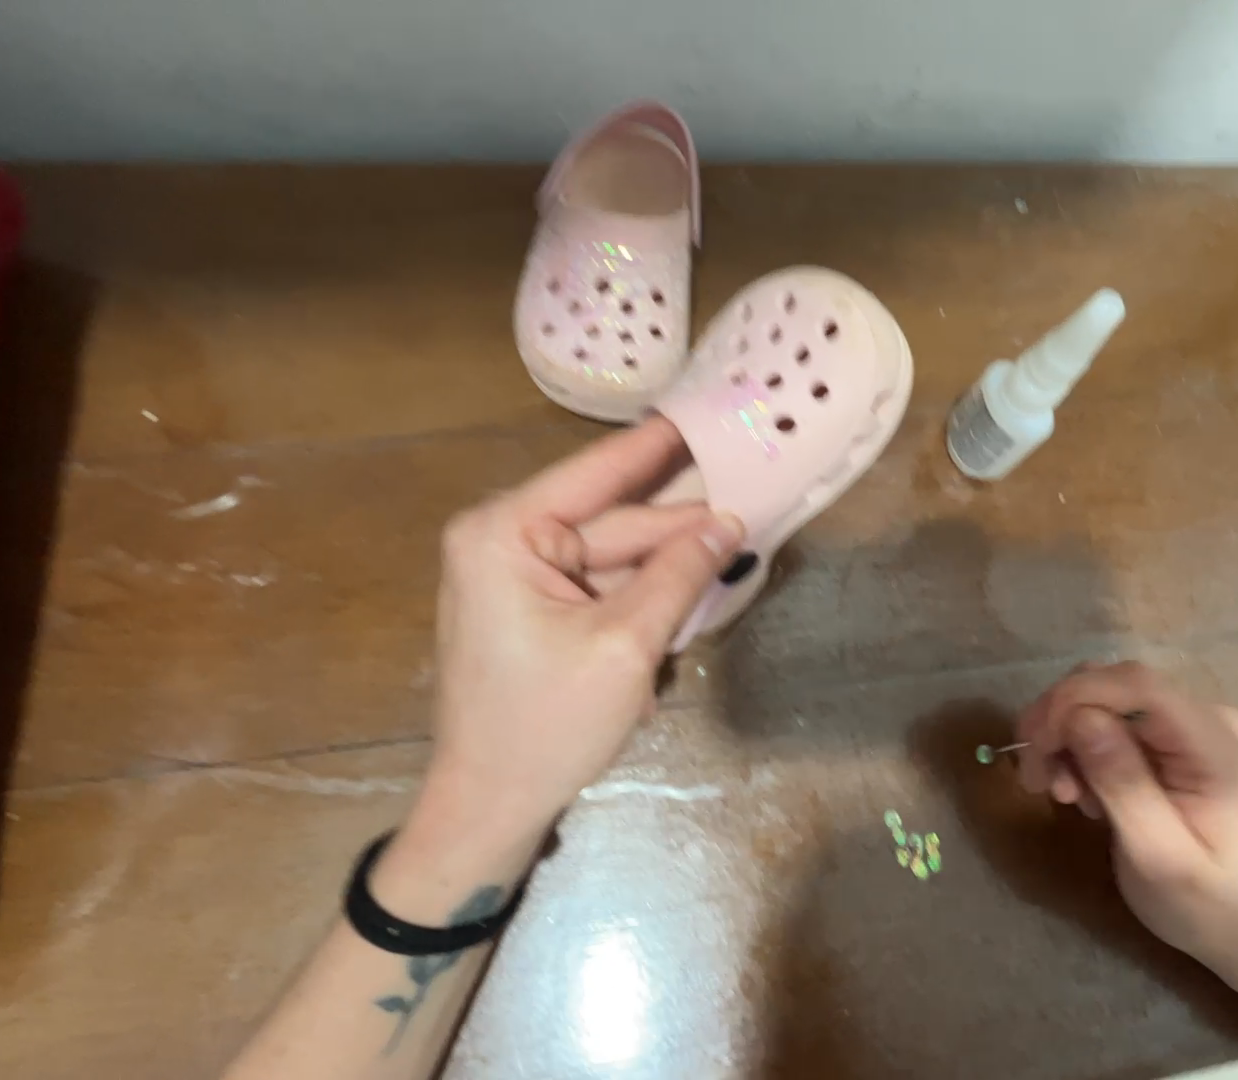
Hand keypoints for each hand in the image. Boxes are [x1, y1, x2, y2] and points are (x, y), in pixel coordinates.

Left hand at [418, 418, 741, 836]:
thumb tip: (728, 523)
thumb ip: (677, 575)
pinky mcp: (536, 609)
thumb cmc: (546, 725)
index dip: (656, 445)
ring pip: (613, 554)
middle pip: (612, 519)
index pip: (597, 473)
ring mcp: (519, 577)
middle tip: (747, 496)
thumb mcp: (625, 645)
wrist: (491, 808)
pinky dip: (644, 588)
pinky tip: (693, 581)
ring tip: (733, 538)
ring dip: (666, 559)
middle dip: (677, 521)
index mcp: (506, 533)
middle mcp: (505, 541)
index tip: (700, 409)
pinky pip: (602, 583)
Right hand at [1014, 662, 1237, 975]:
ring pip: (1100, 697)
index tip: (1035, 746)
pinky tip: (1079, 791)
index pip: (1136, 685)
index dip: (1074, 699)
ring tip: (1060, 793)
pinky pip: (1107, 718)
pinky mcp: (1170, 736)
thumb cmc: (1205, 904)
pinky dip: (1078, 748)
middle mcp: (1206, 718)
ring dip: (1063, 738)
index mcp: (1217, 745)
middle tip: (1033, 777)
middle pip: (1111, 684)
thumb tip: (1080, 718)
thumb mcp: (1159, 858)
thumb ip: (1124, 785)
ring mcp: (1189, 724)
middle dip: (1059, 721)